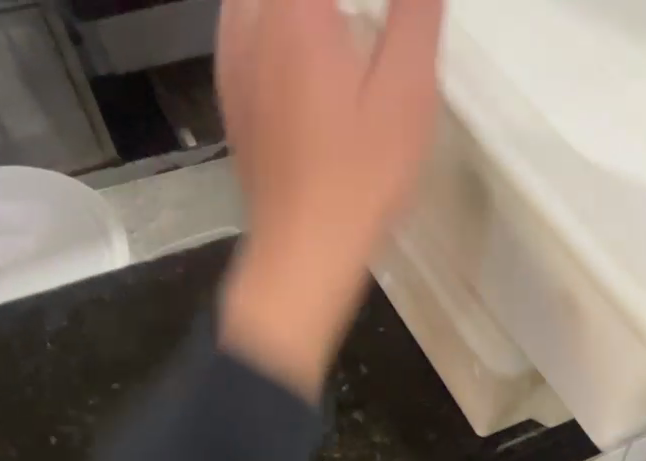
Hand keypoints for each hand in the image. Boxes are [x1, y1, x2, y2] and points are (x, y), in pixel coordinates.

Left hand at [215, 0, 443, 400]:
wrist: (303, 251)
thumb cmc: (361, 178)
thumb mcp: (407, 94)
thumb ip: (415, 16)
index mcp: (297, 10)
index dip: (374, 1)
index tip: (393, 11)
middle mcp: (251, 19)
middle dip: (335, 5)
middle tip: (374, 18)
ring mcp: (232, 56)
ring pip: (255, 1)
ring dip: (300, 9)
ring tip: (341, 25)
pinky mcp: (229, 90)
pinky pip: (240, 20)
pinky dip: (270, 17)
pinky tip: (300, 39)